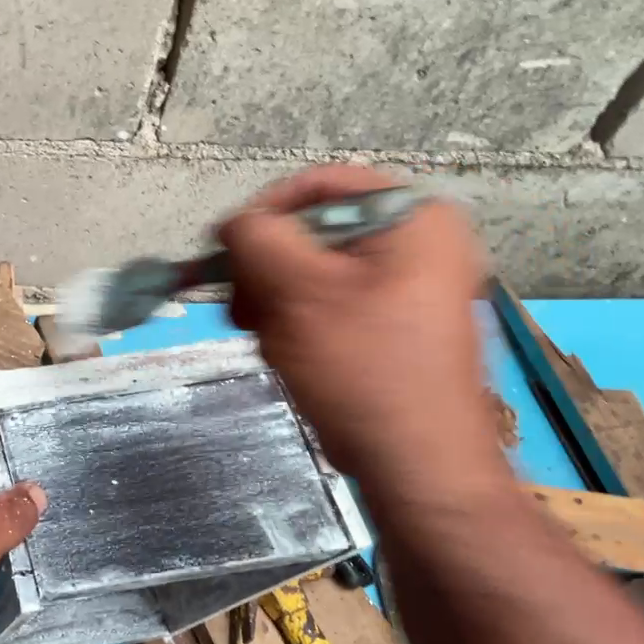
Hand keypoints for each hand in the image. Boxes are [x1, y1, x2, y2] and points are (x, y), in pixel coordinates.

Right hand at [220, 165, 502, 504]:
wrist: (414, 460)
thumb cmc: (362, 368)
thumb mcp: (297, 292)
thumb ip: (256, 238)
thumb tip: (233, 223)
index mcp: (414, 218)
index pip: (320, 184)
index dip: (263, 212)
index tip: (224, 252)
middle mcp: (419, 240)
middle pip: (313, 228)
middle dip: (266, 267)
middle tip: (240, 306)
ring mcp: (409, 283)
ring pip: (313, 267)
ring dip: (273, 296)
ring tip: (260, 334)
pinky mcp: (394, 320)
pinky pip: (329, 299)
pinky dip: (296, 317)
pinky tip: (284, 348)